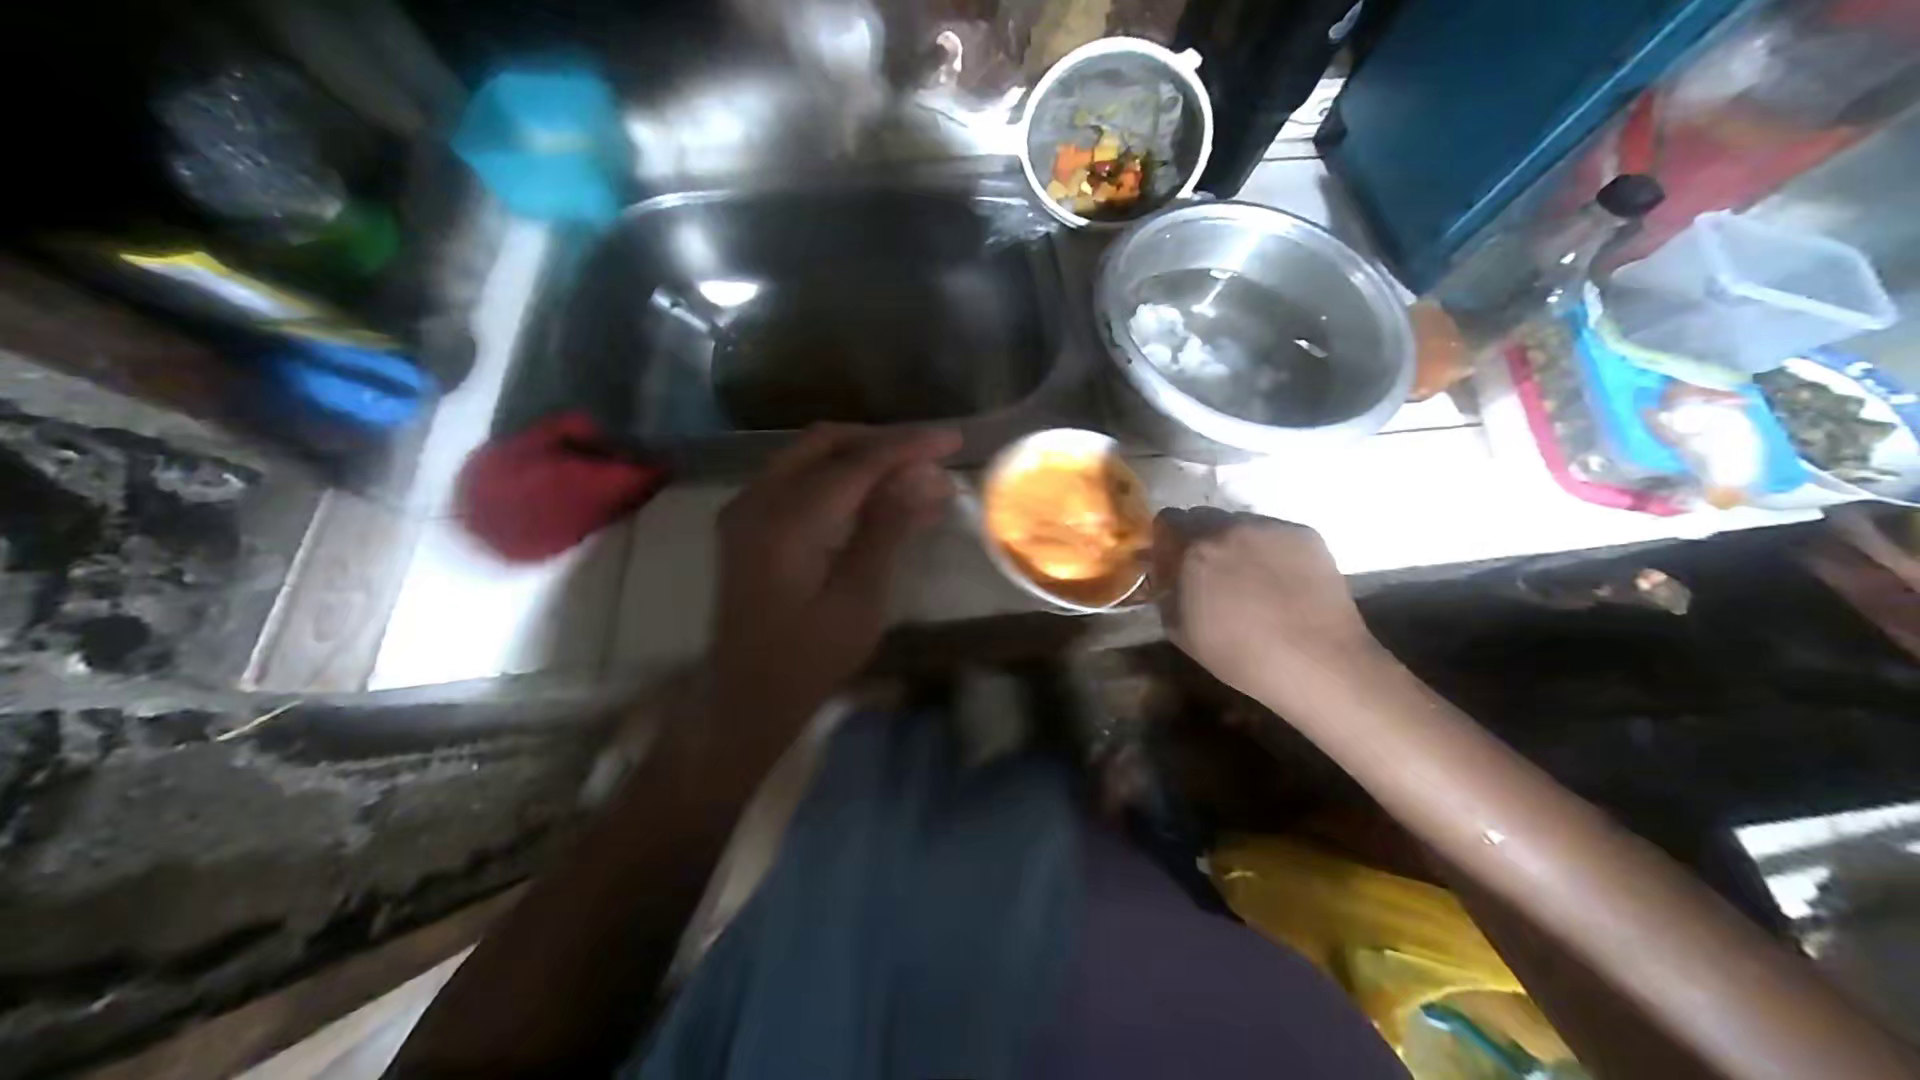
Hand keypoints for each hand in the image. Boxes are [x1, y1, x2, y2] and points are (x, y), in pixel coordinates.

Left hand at [709, 424, 960, 719]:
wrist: (746, 696)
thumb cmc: (810, 658)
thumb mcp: (860, 598)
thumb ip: (888, 529)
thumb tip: (927, 477)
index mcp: (787, 522)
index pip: (857, 464)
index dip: (908, 447)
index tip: (953, 439)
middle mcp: (758, 500)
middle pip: (827, 443)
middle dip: (883, 442)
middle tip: (931, 454)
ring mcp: (745, 508)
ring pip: (809, 454)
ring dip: (860, 455)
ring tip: (909, 470)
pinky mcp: (746, 521)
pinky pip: (795, 476)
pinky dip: (836, 474)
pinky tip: (871, 492)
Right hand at [1151, 509, 1385, 700]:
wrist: (1316, 662)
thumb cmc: (1240, 654)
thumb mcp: (1180, 630)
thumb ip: (1167, 592)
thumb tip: (1170, 577)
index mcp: (1195, 550)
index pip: (1168, 519)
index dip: (1168, 541)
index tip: (1174, 563)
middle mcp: (1231, 528)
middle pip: (1204, 517)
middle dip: (1201, 539)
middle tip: (1212, 572)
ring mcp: (1272, 527)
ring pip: (1241, 524)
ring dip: (1237, 543)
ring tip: (1252, 578)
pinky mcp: (1306, 535)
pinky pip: (1275, 533)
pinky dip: (1271, 550)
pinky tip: (1282, 581)